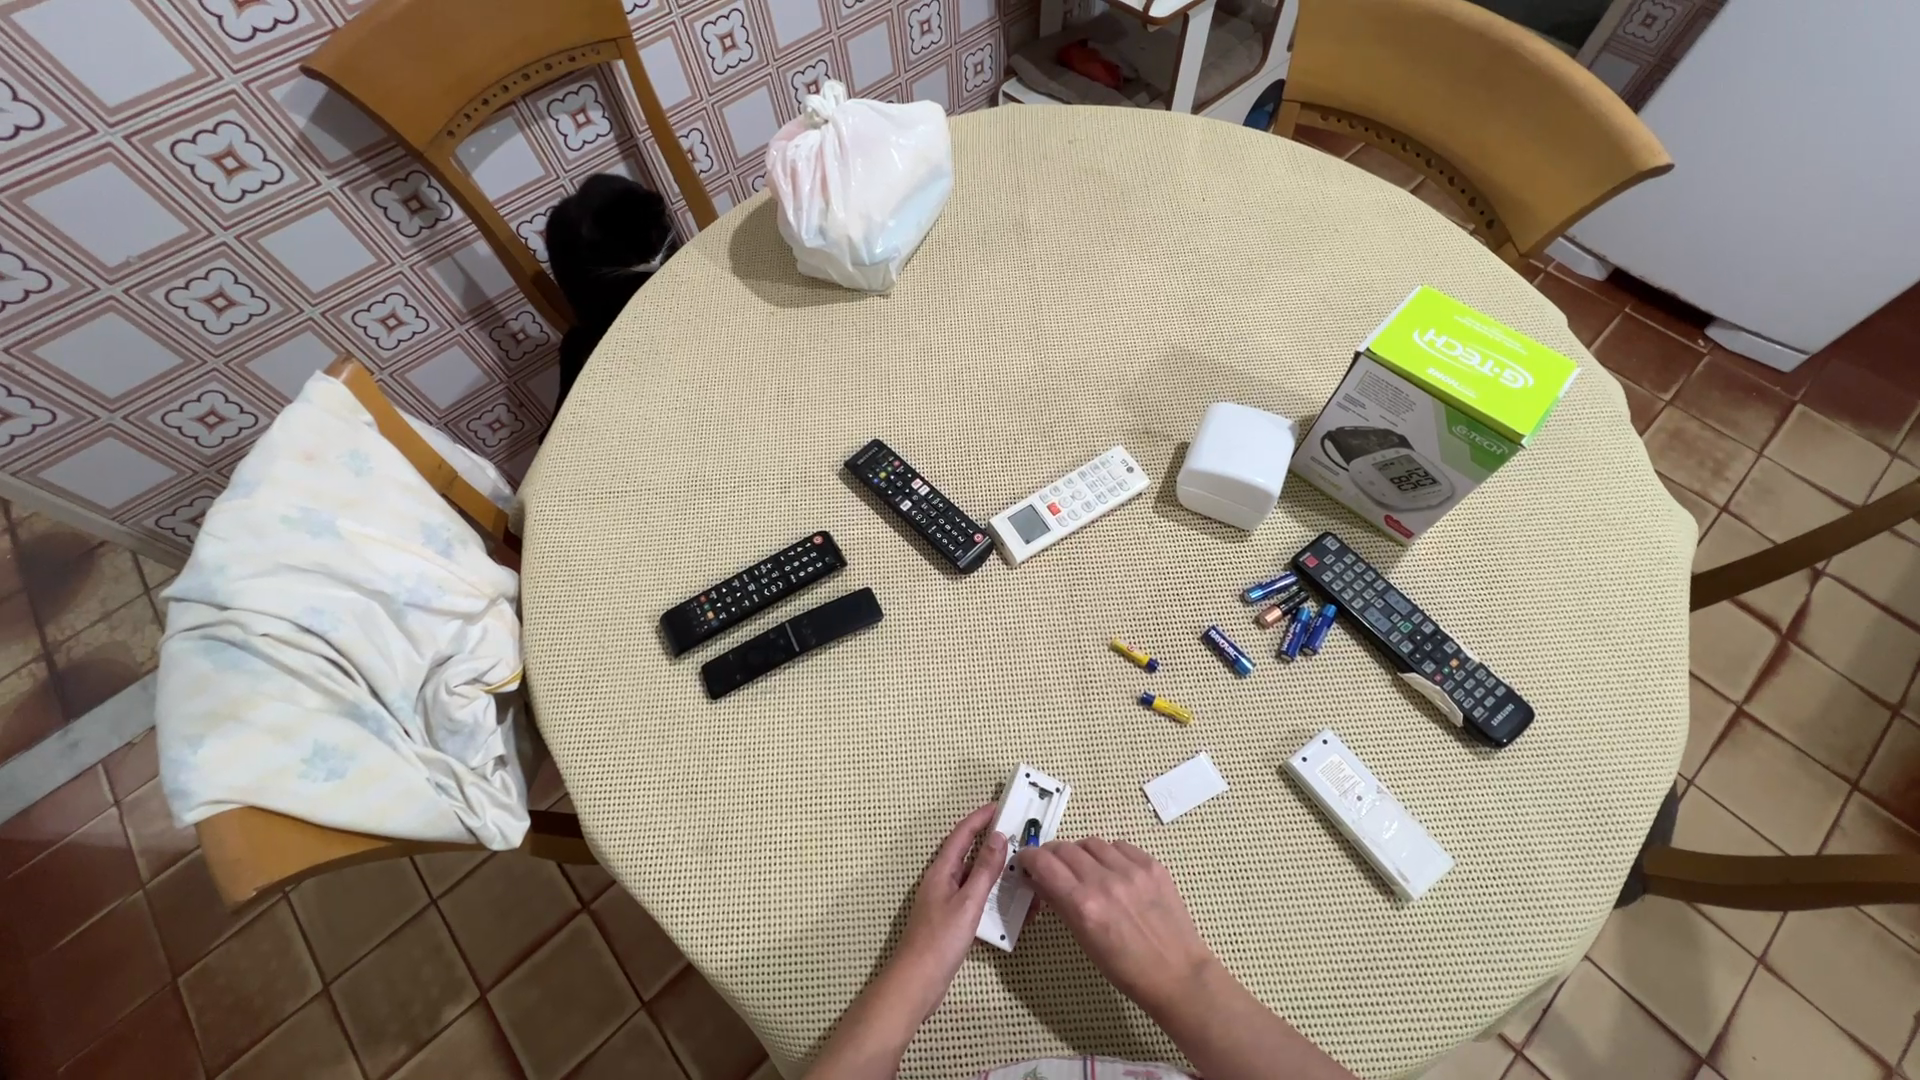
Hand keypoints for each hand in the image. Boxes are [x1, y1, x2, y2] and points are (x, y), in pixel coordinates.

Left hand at [806, 805, 1008, 1079]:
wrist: (916, 984)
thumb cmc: (939, 941)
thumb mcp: (968, 902)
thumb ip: (984, 870)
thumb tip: (998, 837)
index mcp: (941, 870)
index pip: (962, 834)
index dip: (980, 818)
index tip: (1000, 806)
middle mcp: (941, 880)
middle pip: (966, 852)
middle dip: (988, 840)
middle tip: (1014, 833)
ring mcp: (944, 901)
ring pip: (971, 875)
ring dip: (992, 868)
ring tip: (1016, 865)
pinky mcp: (949, 920)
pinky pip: (973, 896)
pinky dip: (990, 892)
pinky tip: (1005, 901)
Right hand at [1019, 837, 1216, 1011]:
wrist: (1178, 974)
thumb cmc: (1125, 968)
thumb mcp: (1083, 941)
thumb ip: (1059, 904)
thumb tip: (1038, 880)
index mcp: (1083, 905)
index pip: (1043, 863)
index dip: (1029, 858)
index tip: (1026, 861)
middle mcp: (1105, 881)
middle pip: (1064, 848)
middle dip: (1051, 855)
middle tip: (1051, 866)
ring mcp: (1131, 870)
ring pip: (1091, 842)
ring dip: (1080, 852)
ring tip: (1084, 868)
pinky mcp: (1152, 864)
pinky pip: (1119, 846)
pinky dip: (1108, 854)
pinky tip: (1112, 870)